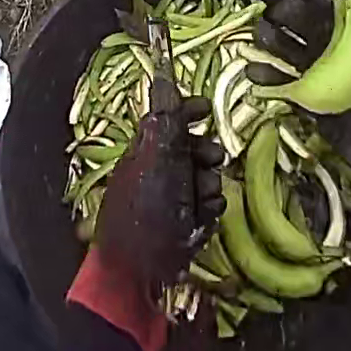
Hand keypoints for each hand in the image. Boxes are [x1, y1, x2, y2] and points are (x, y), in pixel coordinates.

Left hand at [93, 90, 225, 285]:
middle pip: (191, 147)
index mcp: (145, 149)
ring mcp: (170, 198)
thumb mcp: (157, 157)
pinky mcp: (183, 224)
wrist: (139, 273)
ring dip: (209, 184)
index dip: (188, 110)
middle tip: (212, 159)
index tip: (207, 108)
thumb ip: (165, 120)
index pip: (168, 118)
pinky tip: (204, 218)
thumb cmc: (146, 209)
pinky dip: (208, 210)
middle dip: (206, 151)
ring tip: (205, 197)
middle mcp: (158, 170)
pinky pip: (205, 206)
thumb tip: (161, 78)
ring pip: (202, 177)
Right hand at [251, 0, 350, 272]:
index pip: (344, 15)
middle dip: (291, 19)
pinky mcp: (323, 114)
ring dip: (275, 45)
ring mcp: (332, 86)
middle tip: (276, 12)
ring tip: (259, 36)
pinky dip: (272, 84)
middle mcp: (348, 60)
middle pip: (312, 31)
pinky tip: (255, 74)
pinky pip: (292, 94)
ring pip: (296, 58)